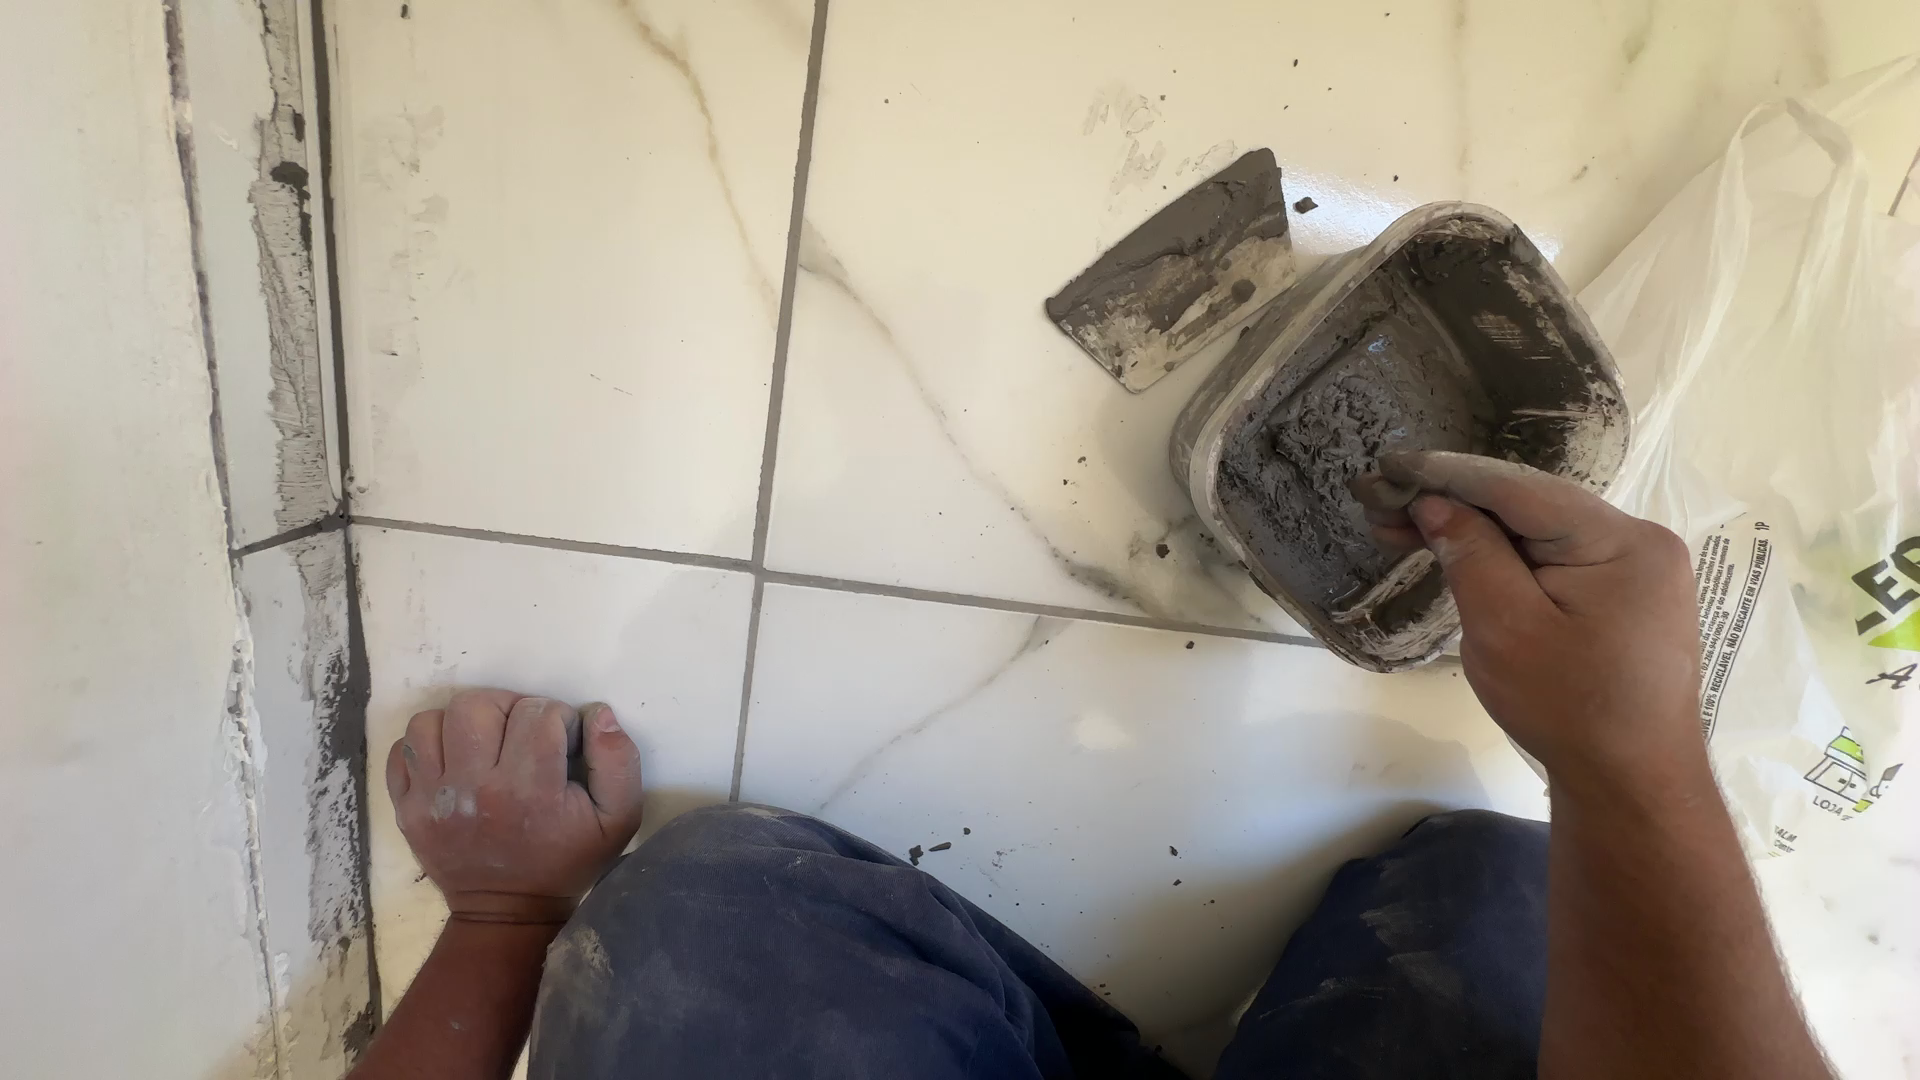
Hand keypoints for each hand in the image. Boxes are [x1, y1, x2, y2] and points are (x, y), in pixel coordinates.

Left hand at [385, 689, 644, 923]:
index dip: (560, 717)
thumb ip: (619, 760)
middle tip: (525, 732)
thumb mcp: (619, 817)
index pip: (539, 712)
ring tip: (489, 741)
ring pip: (431, 721)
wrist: (507, 914)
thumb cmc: (570, 860)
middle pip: (477, 705)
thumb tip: (598, 714)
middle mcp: (473, 787)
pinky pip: (403, 750)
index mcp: (529, 788)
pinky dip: (429, 743)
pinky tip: (457, 759)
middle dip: (510, 707)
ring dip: (465, 722)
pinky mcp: (405, 808)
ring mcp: (431, 798)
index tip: (566, 742)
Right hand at [1351, 452, 1703, 788]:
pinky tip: (1446, 547)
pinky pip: (1543, 553)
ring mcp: (1628, 565)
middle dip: (1448, 501)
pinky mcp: (1614, 588)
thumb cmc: (1565, 704)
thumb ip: (1471, 554)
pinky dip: (1491, 551)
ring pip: (1529, 528)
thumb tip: (1434, 503)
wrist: (1629, 776)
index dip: (1446, 475)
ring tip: (1395, 527)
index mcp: (1620, 542)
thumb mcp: (1503, 625)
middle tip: (1379, 504)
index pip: (1517, 490)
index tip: (1388, 467)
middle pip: (1524, 504)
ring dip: (1463, 527)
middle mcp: (1635, 540)